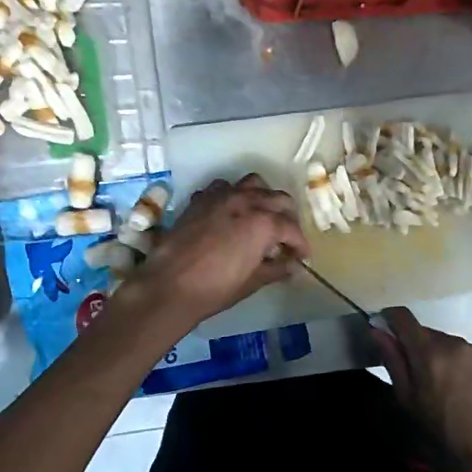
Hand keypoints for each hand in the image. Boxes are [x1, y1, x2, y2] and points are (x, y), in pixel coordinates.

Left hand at [143, 174, 309, 322]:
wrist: (169, 286)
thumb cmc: (216, 288)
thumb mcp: (254, 281)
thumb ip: (278, 269)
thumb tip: (293, 266)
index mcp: (264, 223)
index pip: (292, 229)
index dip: (301, 244)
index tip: (302, 257)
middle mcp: (246, 202)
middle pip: (278, 199)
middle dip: (288, 217)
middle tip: (286, 237)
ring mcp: (221, 197)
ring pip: (253, 183)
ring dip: (263, 197)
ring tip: (262, 216)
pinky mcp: (200, 200)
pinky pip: (223, 188)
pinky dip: (232, 197)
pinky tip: (231, 215)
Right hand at [372, 307, 471, 471]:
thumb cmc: (441, 430)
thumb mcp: (407, 400)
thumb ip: (393, 361)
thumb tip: (377, 331)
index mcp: (429, 351)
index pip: (403, 317)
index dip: (388, 319)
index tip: (381, 332)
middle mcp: (452, 342)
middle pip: (422, 330)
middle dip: (410, 343)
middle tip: (406, 372)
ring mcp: (471, 349)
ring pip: (441, 341)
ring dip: (430, 353)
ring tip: (431, 383)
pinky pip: (458, 350)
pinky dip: (448, 360)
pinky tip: (451, 385)